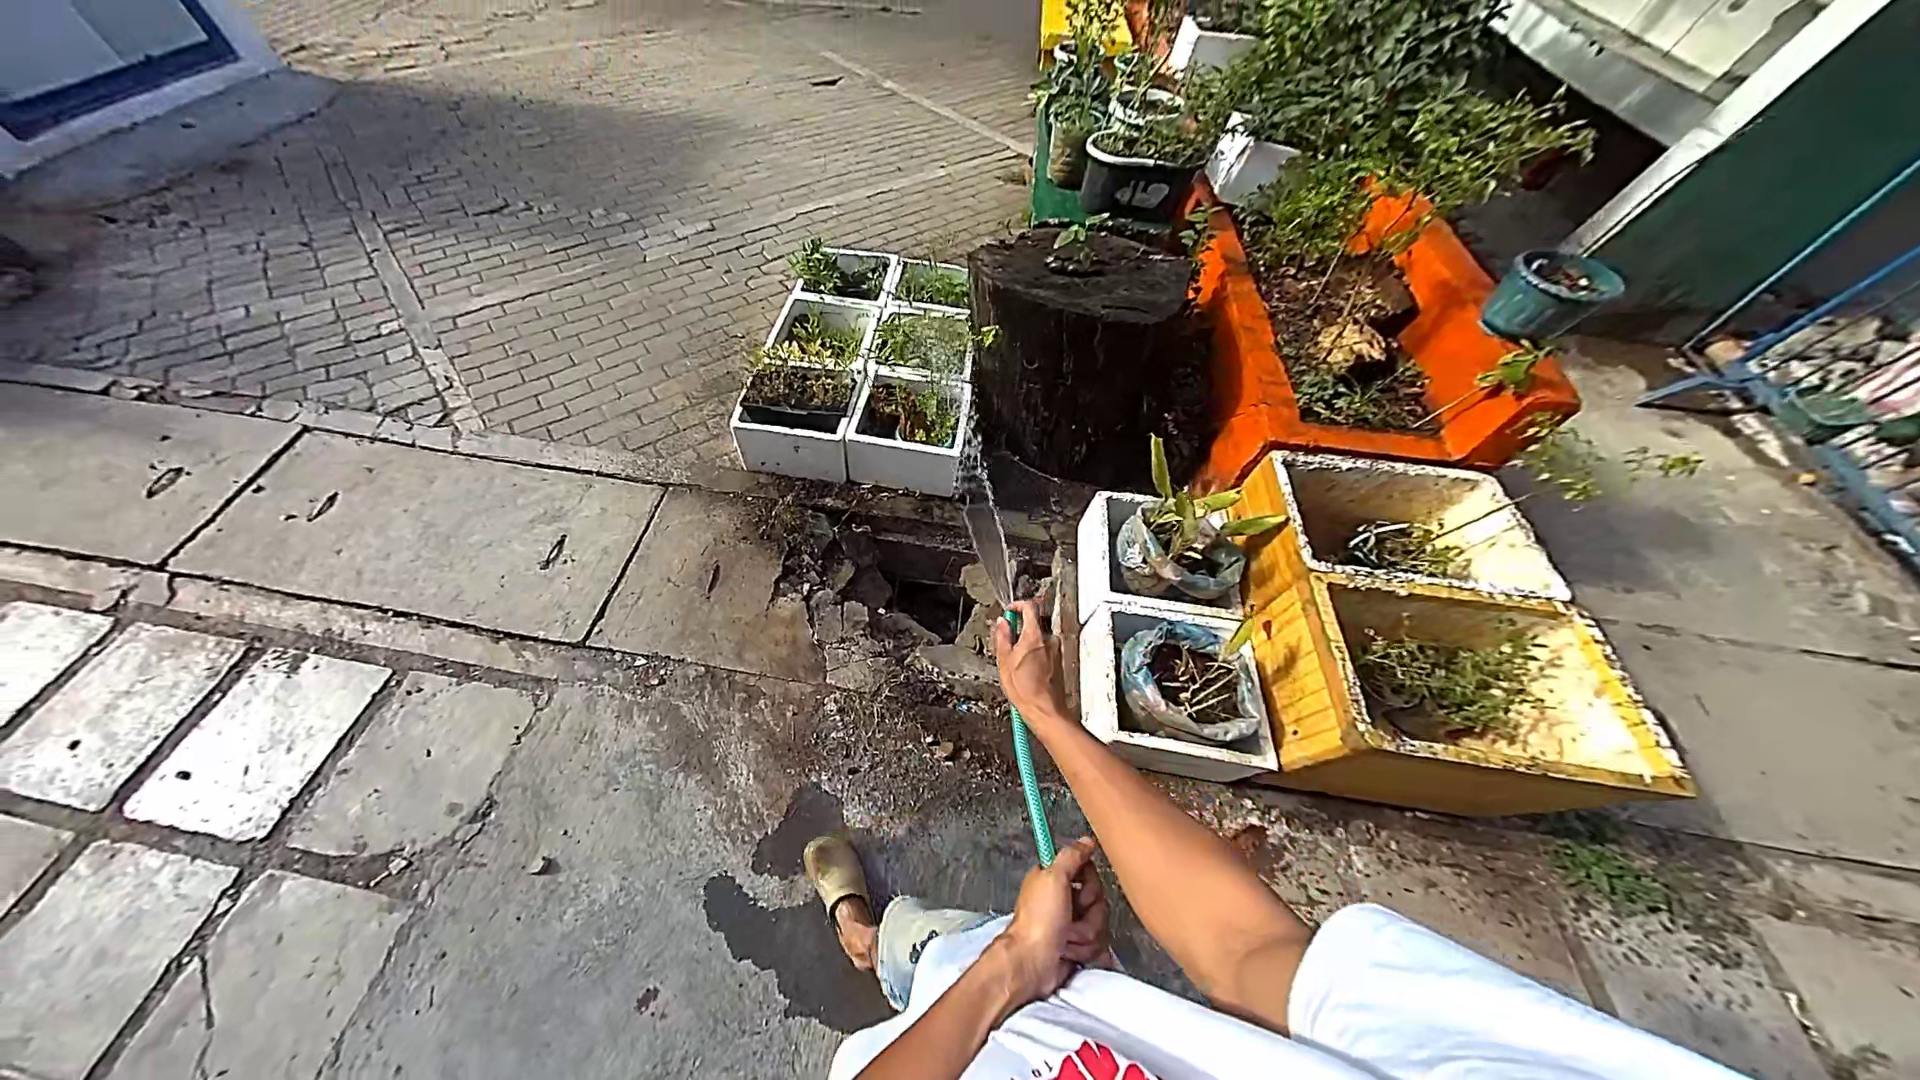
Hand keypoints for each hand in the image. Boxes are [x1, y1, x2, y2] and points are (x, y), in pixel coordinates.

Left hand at [992, 836, 1111, 1006]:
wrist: (1033, 963)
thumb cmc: (1039, 919)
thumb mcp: (1054, 878)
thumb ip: (1072, 856)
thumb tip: (1086, 840)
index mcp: (1056, 878)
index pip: (1088, 871)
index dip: (1088, 882)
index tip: (1078, 888)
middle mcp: (1064, 898)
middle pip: (1098, 899)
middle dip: (1088, 913)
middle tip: (1069, 918)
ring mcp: (1072, 923)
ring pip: (1099, 923)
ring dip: (1084, 934)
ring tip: (1066, 939)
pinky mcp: (1078, 946)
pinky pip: (1098, 944)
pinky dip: (1084, 950)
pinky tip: (1069, 952)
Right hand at [993, 599, 1071, 722]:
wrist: (1044, 710)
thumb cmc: (1024, 689)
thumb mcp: (1004, 660)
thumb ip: (1003, 637)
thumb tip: (1002, 622)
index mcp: (1034, 636)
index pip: (1030, 607)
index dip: (1018, 605)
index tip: (1010, 610)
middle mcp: (1049, 640)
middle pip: (1034, 623)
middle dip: (1020, 629)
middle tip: (1008, 641)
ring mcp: (1056, 651)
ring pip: (1039, 638)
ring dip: (1027, 643)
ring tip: (1016, 661)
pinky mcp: (1058, 661)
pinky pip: (1045, 649)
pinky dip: (1035, 653)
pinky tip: (1026, 669)